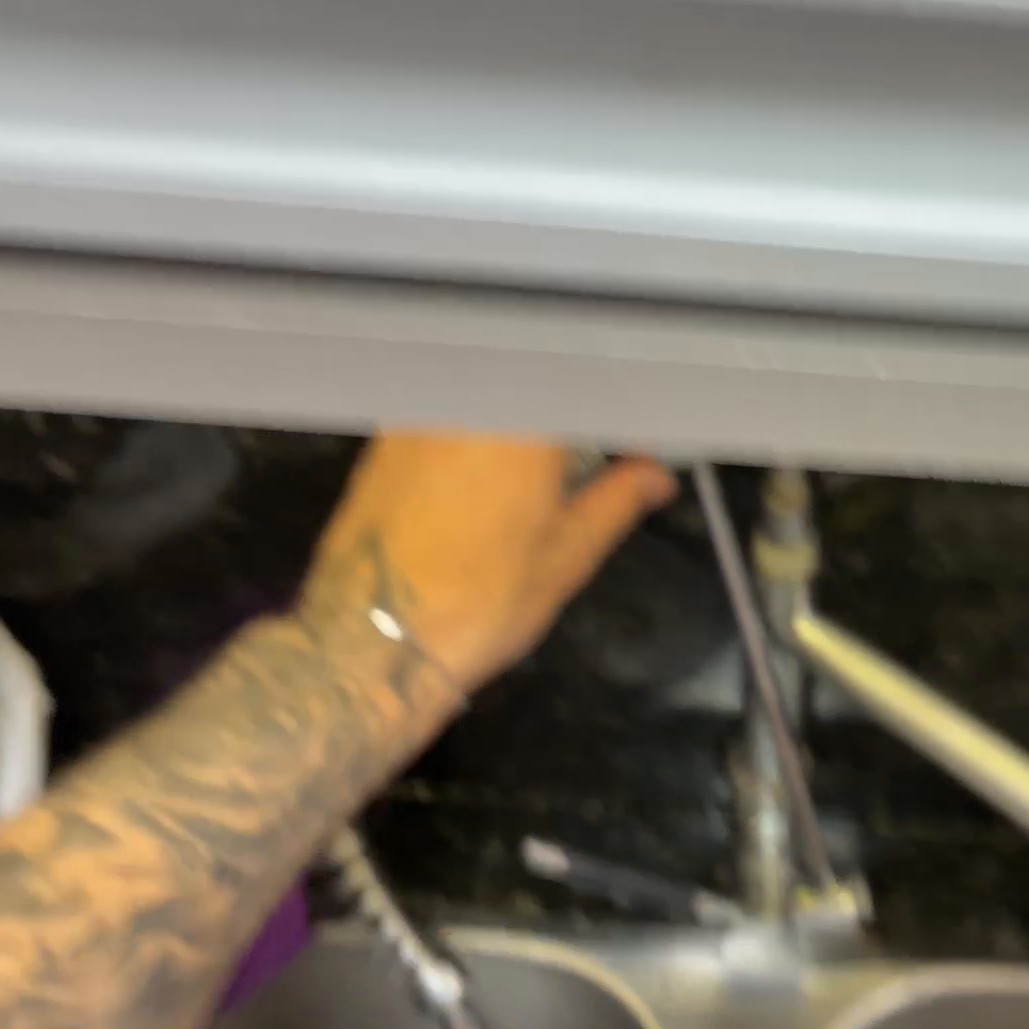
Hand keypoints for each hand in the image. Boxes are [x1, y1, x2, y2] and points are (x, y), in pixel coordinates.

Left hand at [302, 432, 675, 687]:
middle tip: (600, 462)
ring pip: (494, 398)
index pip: (589, 396)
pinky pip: (453, 416)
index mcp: (523, 425)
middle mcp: (467, 404)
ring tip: (547, 473)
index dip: (623, 422)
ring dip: (531, 424)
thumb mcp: (569, 554)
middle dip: (577, 418)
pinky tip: (492, 478)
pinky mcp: (387, 439)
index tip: (640, 455)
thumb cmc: (485, 599)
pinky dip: (485, 432)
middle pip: (540, 388)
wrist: (370, 640)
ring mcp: (420, 416)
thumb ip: (618, 499)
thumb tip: (658, 475)